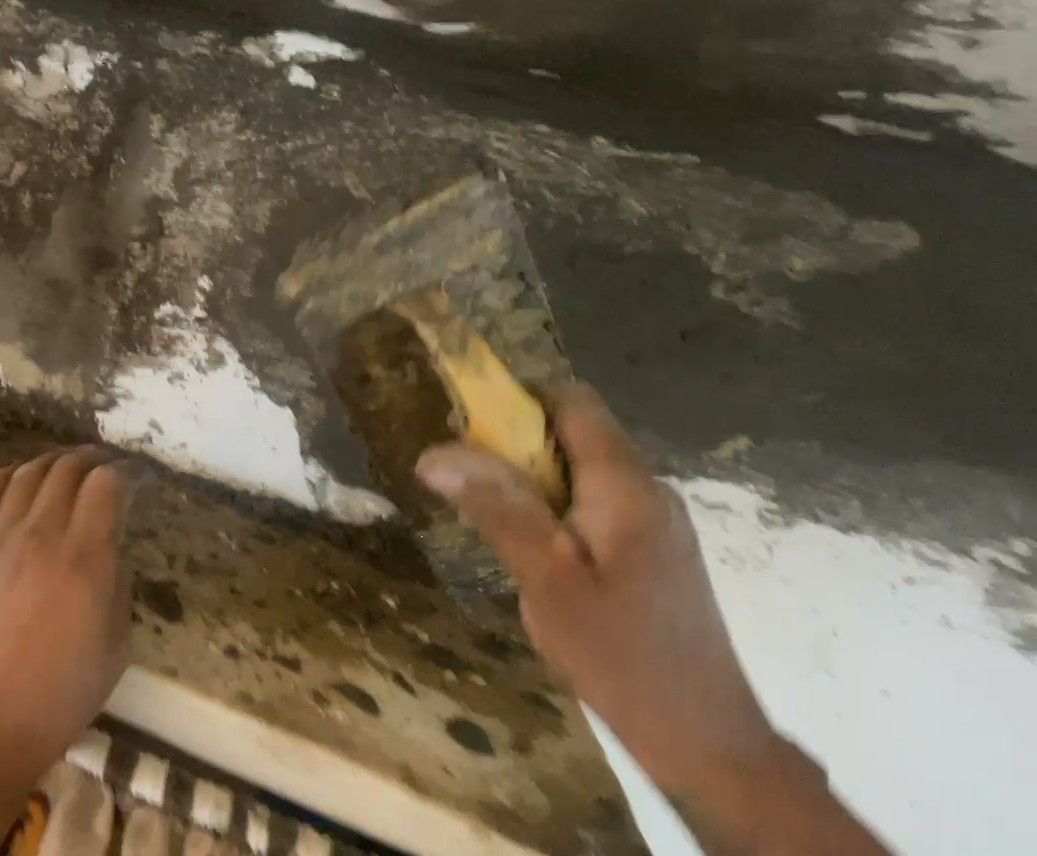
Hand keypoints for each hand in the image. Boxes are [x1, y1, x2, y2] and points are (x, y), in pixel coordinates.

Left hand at [0, 448, 132, 788]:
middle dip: (94, 460)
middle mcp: (41, 534)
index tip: (138, 480)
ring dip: (54, 463)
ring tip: (70, 471)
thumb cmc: (58, 697)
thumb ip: (117, 585)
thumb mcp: (116, 646)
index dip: (127, 473)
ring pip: (28, 472)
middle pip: (68, 468)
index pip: (108, 483)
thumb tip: (109, 548)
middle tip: (108, 470)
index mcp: (84, 558)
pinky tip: (20, 483)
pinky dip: (8, 475)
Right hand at [414, 386, 779, 793]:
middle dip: (513, 447)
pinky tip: (530, 555)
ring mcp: (654, 524)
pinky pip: (592, 506)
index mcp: (625, 487)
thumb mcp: (545, 579)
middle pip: (573, 436)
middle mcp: (647, 491)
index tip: (464, 427)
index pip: (573, 403)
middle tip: (463, 484)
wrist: (703, 737)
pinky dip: (552, 511)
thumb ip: (496, 509)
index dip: (516, 400)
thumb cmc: (620, 654)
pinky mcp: (652, 553)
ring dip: (529, 483)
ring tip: (488, 521)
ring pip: (580, 473)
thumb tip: (434, 454)